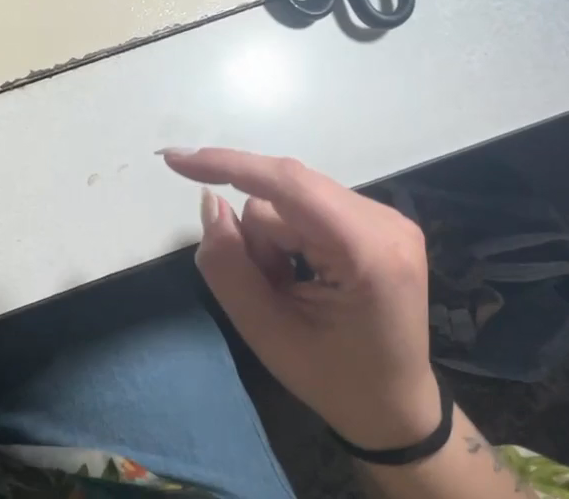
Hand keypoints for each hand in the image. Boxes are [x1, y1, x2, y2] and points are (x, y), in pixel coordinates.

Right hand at [163, 148, 439, 451]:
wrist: (394, 408)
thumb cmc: (332, 377)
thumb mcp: (264, 330)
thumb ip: (227, 264)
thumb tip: (210, 201)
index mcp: (369, 252)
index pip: (288, 185)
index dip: (228, 165)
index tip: (174, 160)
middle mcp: (385, 222)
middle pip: (282, 190)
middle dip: (255, 231)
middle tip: (263, 283)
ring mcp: (385, 218)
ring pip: (287, 196)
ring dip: (268, 236)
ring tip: (284, 286)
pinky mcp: (376, 220)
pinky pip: (303, 203)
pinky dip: (284, 234)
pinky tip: (300, 272)